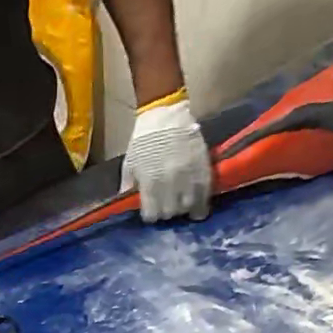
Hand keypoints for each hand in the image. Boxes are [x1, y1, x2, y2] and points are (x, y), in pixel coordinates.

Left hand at [121, 90, 212, 222]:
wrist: (166, 116)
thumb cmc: (143, 140)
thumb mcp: (129, 164)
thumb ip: (128, 184)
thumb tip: (128, 200)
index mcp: (150, 182)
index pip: (152, 214)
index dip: (151, 216)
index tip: (151, 213)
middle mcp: (170, 181)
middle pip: (170, 212)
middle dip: (167, 213)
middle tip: (166, 208)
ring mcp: (188, 173)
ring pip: (188, 204)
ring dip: (183, 209)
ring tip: (181, 205)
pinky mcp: (202, 165)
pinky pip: (205, 190)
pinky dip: (202, 202)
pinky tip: (199, 208)